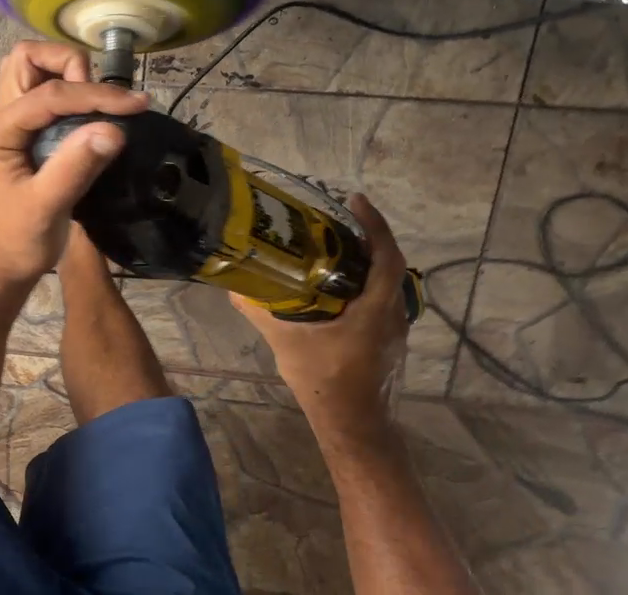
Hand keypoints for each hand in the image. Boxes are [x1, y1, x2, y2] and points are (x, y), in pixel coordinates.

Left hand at [0, 43, 147, 288]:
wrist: (2, 264)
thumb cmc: (18, 240)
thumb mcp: (45, 209)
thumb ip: (74, 168)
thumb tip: (112, 130)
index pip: (48, 93)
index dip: (93, 95)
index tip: (136, 106)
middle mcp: (3, 116)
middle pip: (29, 58)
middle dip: (69, 65)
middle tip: (102, 99)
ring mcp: (15, 123)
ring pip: (37, 71)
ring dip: (71, 75)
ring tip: (105, 105)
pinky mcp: (30, 133)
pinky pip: (49, 93)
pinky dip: (75, 93)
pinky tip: (100, 116)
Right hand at [231, 194, 411, 438]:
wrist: (355, 427)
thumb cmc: (324, 381)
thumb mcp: (284, 342)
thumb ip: (257, 311)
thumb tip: (231, 285)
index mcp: (374, 309)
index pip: (384, 257)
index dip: (374, 225)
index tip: (355, 201)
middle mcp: (393, 313)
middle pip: (387, 263)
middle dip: (366, 235)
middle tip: (335, 217)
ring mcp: (395, 328)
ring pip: (386, 281)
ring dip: (366, 258)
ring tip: (333, 242)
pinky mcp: (389, 338)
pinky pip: (382, 296)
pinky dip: (364, 279)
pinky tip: (337, 282)